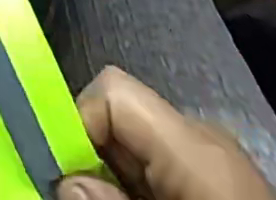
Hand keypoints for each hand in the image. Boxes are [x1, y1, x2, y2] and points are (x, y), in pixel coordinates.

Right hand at [57, 67, 275, 199]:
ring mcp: (213, 154)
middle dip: (90, 156)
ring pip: (138, 142)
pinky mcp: (217, 175)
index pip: (114, 90)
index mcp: (191, 144)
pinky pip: (161, 164)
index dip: (77, 124)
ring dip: (111, 176)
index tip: (58, 177)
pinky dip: (137, 185)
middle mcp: (201, 135)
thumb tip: (67, 181)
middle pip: (123, 115)